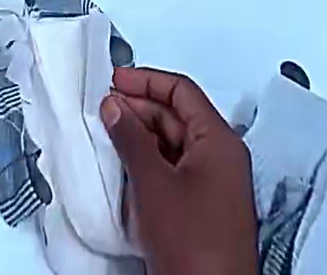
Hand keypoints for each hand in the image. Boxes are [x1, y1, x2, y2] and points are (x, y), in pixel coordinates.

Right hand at [101, 67, 257, 274]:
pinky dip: (148, 158)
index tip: (115, 80)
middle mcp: (221, 158)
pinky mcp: (203, 207)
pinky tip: (124, 163)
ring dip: (140, 132)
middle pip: (176, 114)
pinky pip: (173, 166)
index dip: (146, 80)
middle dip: (139, 106)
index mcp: (219, 142)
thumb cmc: (194, 246)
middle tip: (105, 107)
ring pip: (173, 140)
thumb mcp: (152, 181)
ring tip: (109, 132)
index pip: (181, 91)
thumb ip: (130, 136)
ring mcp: (214, 184)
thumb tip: (115, 106)